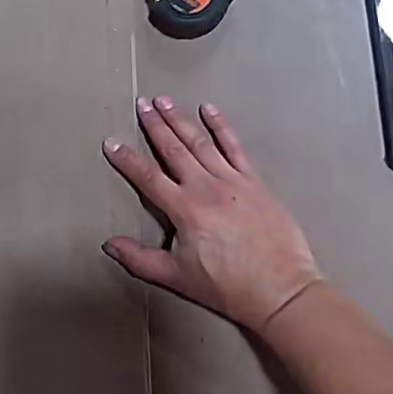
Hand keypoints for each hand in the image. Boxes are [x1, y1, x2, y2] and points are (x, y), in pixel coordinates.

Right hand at [102, 97, 320, 331]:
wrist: (284, 293)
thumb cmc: (228, 288)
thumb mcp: (177, 277)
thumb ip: (139, 259)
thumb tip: (108, 244)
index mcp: (184, 209)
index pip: (147, 177)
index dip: (126, 159)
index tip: (111, 142)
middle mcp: (205, 188)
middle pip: (173, 148)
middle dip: (154, 125)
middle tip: (141, 103)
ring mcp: (232, 182)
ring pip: (200, 142)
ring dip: (180, 119)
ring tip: (164, 100)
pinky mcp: (255, 183)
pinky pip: (235, 147)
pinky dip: (221, 126)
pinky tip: (209, 109)